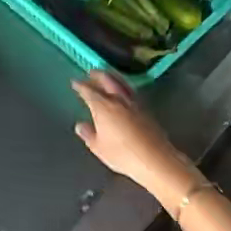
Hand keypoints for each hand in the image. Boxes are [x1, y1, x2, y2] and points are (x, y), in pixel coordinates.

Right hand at [71, 71, 201, 199]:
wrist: (154, 158)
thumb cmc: (122, 154)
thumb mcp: (98, 147)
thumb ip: (88, 134)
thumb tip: (81, 125)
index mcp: (103, 106)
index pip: (89, 91)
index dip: (80, 85)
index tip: (75, 82)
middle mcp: (118, 100)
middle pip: (108, 80)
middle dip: (98, 75)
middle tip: (92, 72)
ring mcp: (134, 103)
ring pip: (122, 84)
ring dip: (113, 78)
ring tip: (108, 77)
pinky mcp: (146, 110)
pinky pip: (131, 92)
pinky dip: (124, 88)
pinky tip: (123, 94)